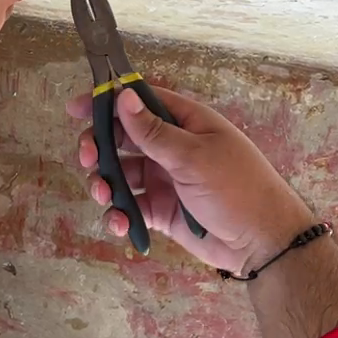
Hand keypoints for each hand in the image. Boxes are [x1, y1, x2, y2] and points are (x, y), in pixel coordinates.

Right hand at [69, 84, 316, 274]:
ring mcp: (164, 179)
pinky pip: (130, 206)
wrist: (263, 243)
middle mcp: (171, 147)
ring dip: (105, 183)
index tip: (74, 108)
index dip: (106, 101)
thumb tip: (122, 95)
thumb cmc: (236, 188)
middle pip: (121, 138)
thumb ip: (153, 130)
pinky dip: (119, 214)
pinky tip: (121, 223)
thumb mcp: (193, 156)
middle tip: (88, 159)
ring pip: (120, 174)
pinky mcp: (160, 210)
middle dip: (99, 147)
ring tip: (105, 197)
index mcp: (184, 122)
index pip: (138, 102)